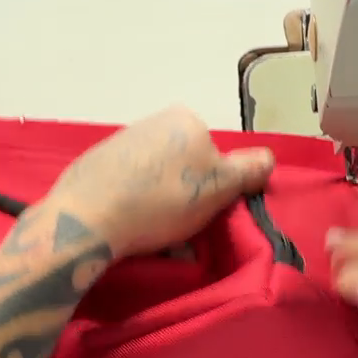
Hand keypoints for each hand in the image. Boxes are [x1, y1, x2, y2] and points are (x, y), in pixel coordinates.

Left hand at [42, 106, 275, 257]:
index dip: (217, 190)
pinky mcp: (97, 165)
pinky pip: (131, 188)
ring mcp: (122, 141)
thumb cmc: (162, 201)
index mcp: (186, 120)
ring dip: (164, 209)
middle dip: (188, 201)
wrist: (90, 216)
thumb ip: (248, 170)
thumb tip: (268, 159)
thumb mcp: (218, 186)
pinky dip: (137, 208)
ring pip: (159, 182)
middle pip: (186, 170)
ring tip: (156, 238)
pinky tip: (132, 229)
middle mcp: (154, 122)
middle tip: (183, 234)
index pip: (217, 158)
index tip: (207, 215)